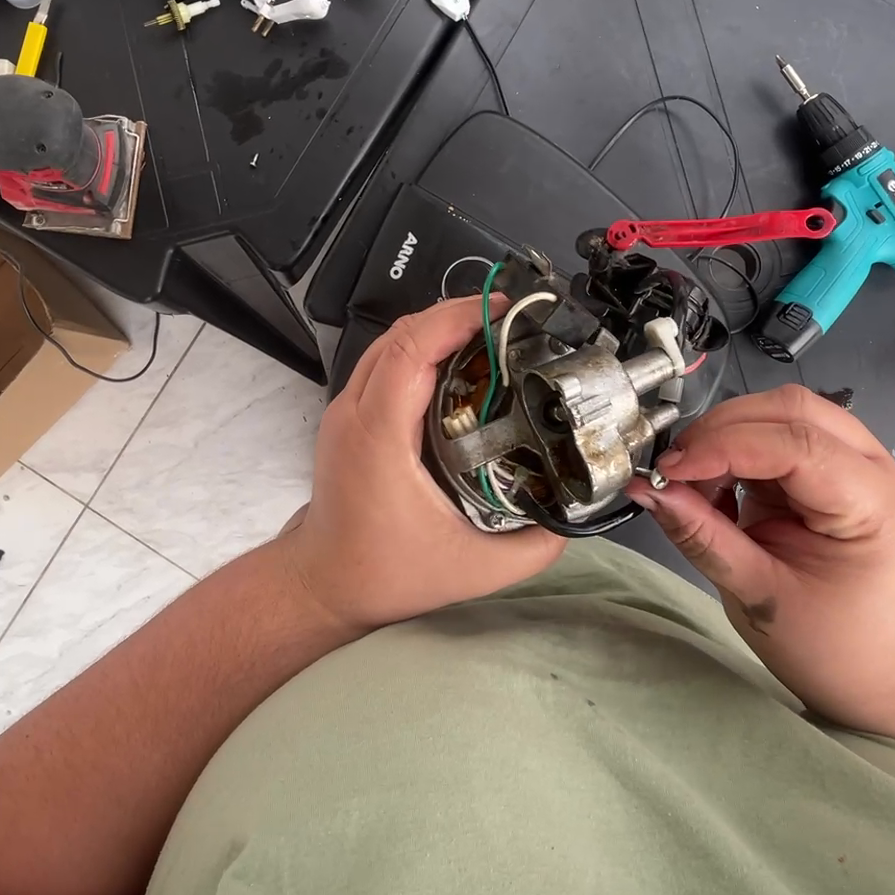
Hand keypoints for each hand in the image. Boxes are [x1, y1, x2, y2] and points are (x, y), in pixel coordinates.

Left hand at [276, 296, 566, 631]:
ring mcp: (344, 412)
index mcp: (380, 437)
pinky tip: (455, 364)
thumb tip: (572, 519)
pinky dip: (419, 349)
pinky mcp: (347, 419)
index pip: (412, 349)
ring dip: (435, 328)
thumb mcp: (472, 570)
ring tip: (487, 334)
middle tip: (507, 320)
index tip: (502, 311)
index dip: (457, 318)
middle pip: (401, 334)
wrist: (322, 583)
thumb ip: (532, 548)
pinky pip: (382, 363)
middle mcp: (355, 414)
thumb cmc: (383, 573)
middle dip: (454, 314)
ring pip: (389, 343)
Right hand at [623, 385, 894, 733]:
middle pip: (791, 410)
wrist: (867, 666)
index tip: (667, 471)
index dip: (725, 447)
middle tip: (673, 469)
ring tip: (687, 477)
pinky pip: (770, 433)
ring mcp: (852, 460)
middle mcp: (872, 467)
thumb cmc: (823, 642)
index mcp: (873, 505)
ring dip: (724, 434)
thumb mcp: (755, 595)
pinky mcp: (823, 465)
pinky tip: (710, 482)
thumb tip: (645, 489)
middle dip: (722, 429)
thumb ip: (701, 535)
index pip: (797, 446)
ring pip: (779, 412)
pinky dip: (730, 447)